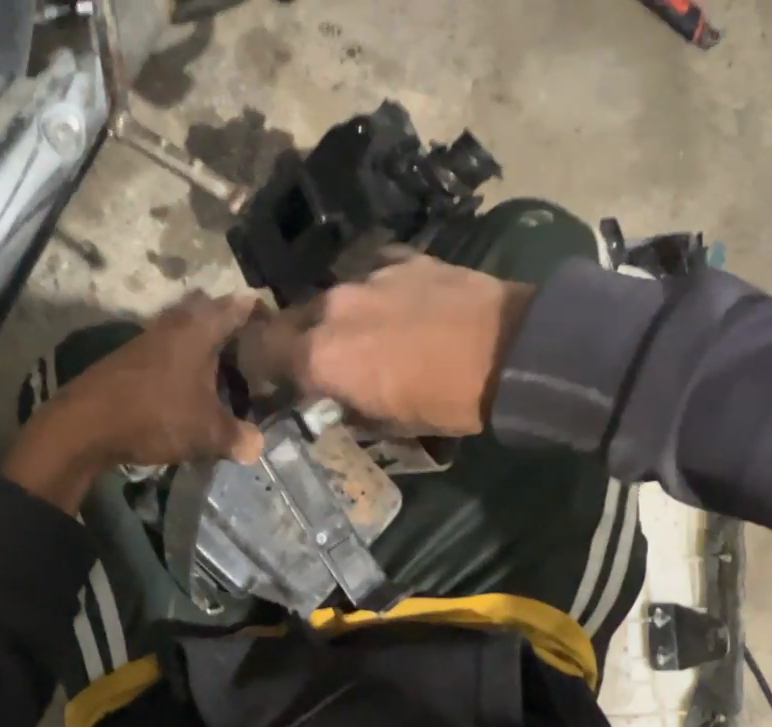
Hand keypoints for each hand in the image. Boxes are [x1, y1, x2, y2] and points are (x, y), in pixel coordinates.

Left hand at [3, 292, 262, 512]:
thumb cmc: (156, 416)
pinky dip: (180, 362)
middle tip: (247, 349)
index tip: (275, 325)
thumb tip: (257, 445)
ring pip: (183, 330)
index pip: (238, 305)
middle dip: (227, 324)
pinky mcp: (127, 357)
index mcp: (200, 328)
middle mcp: (174, 322)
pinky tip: (187, 387)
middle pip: (207, 310)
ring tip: (221, 371)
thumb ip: (237, 437)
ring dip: (201, 345)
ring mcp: (146, 338)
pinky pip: (165, 350)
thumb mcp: (207, 433)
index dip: (260, 312)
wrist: (84, 425)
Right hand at [239, 253, 536, 435]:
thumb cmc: (448, 401)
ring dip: (339, 317)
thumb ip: (345, 405)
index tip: (270, 378)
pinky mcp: (404, 258)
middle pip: (291, 319)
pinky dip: (376, 290)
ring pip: (333, 297)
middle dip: (295, 339)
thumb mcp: (388, 424)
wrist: (515, 351)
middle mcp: (331, 308)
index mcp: (319, 355)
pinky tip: (399, 304)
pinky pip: (372, 273)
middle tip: (320, 360)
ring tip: (370, 333)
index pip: (258, 351)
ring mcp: (367, 277)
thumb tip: (332, 397)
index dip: (256, 364)